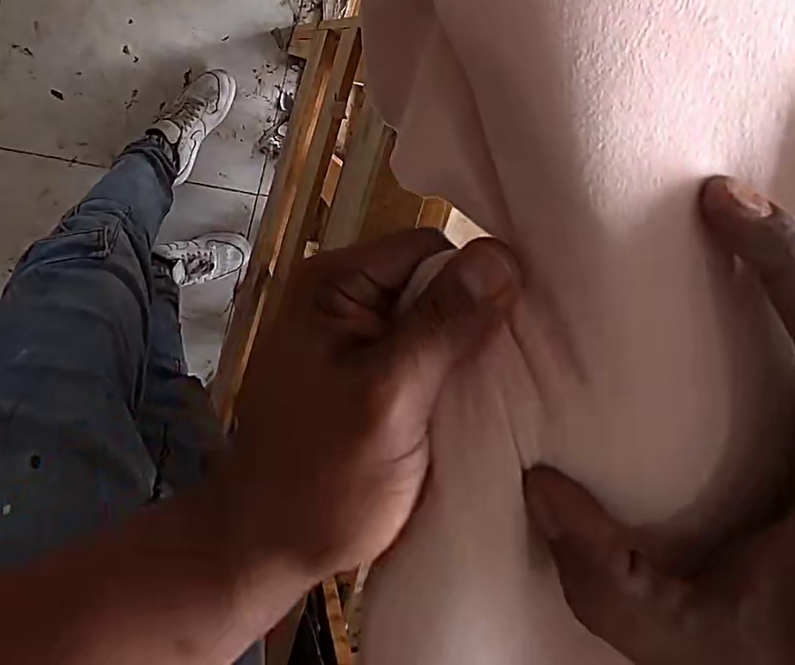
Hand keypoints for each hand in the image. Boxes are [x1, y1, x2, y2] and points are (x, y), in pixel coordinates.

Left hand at [222, 230, 519, 579]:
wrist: (271, 546)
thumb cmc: (321, 475)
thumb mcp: (389, 396)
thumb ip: (443, 325)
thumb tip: (501, 254)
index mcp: (334, 282)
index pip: (426, 248)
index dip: (476, 276)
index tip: (521, 319)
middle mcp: (342, 296)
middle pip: (431, 280)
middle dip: (476, 315)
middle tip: (523, 358)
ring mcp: (354, 336)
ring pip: (432, 319)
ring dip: (468, 348)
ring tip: (512, 380)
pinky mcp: (368, 372)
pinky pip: (423, 354)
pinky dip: (452, 372)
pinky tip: (482, 398)